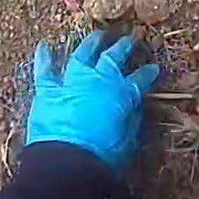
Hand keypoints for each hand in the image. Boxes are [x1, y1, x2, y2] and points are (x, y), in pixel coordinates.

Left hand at [25, 31, 160, 171]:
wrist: (66, 163)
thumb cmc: (103, 155)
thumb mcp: (128, 139)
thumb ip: (132, 119)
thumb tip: (134, 107)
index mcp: (122, 93)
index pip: (140, 78)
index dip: (148, 72)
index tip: (154, 68)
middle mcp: (98, 80)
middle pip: (113, 57)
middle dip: (124, 47)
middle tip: (130, 39)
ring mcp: (72, 82)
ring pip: (82, 55)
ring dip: (91, 43)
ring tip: (97, 34)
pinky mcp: (48, 91)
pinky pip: (44, 70)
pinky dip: (44, 57)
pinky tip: (45, 45)